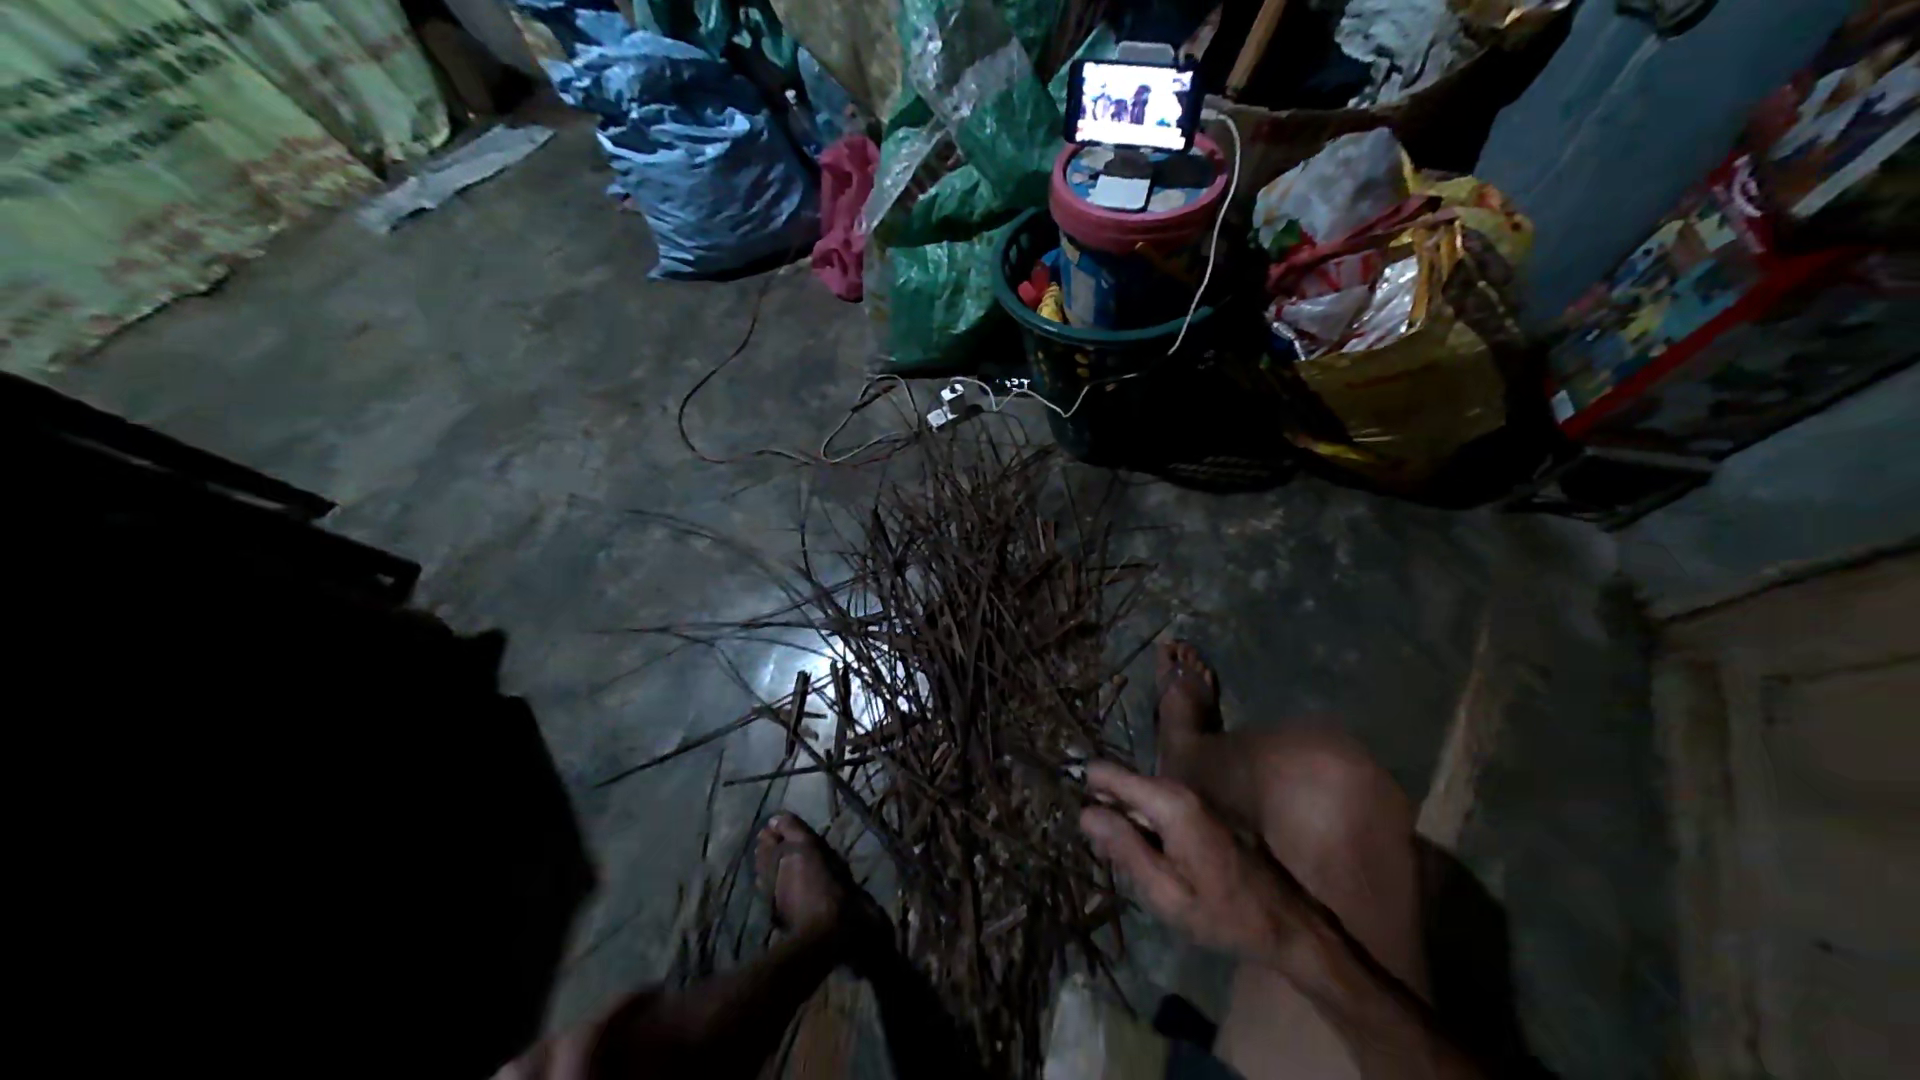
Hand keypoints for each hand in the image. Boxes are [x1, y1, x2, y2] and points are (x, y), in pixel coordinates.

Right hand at [1078, 762, 1302, 964]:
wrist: (1287, 925)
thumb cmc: (1224, 915)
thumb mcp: (1165, 893)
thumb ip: (1124, 849)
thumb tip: (1086, 814)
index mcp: (1170, 803)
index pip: (1109, 774)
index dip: (1085, 787)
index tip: (1067, 806)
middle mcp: (1180, 790)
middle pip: (1122, 787)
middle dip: (1104, 811)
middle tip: (1100, 852)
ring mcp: (1192, 800)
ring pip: (1138, 799)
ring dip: (1123, 822)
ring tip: (1119, 860)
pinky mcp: (1199, 813)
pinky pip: (1156, 810)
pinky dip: (1143, 829)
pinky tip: (1147, 861)